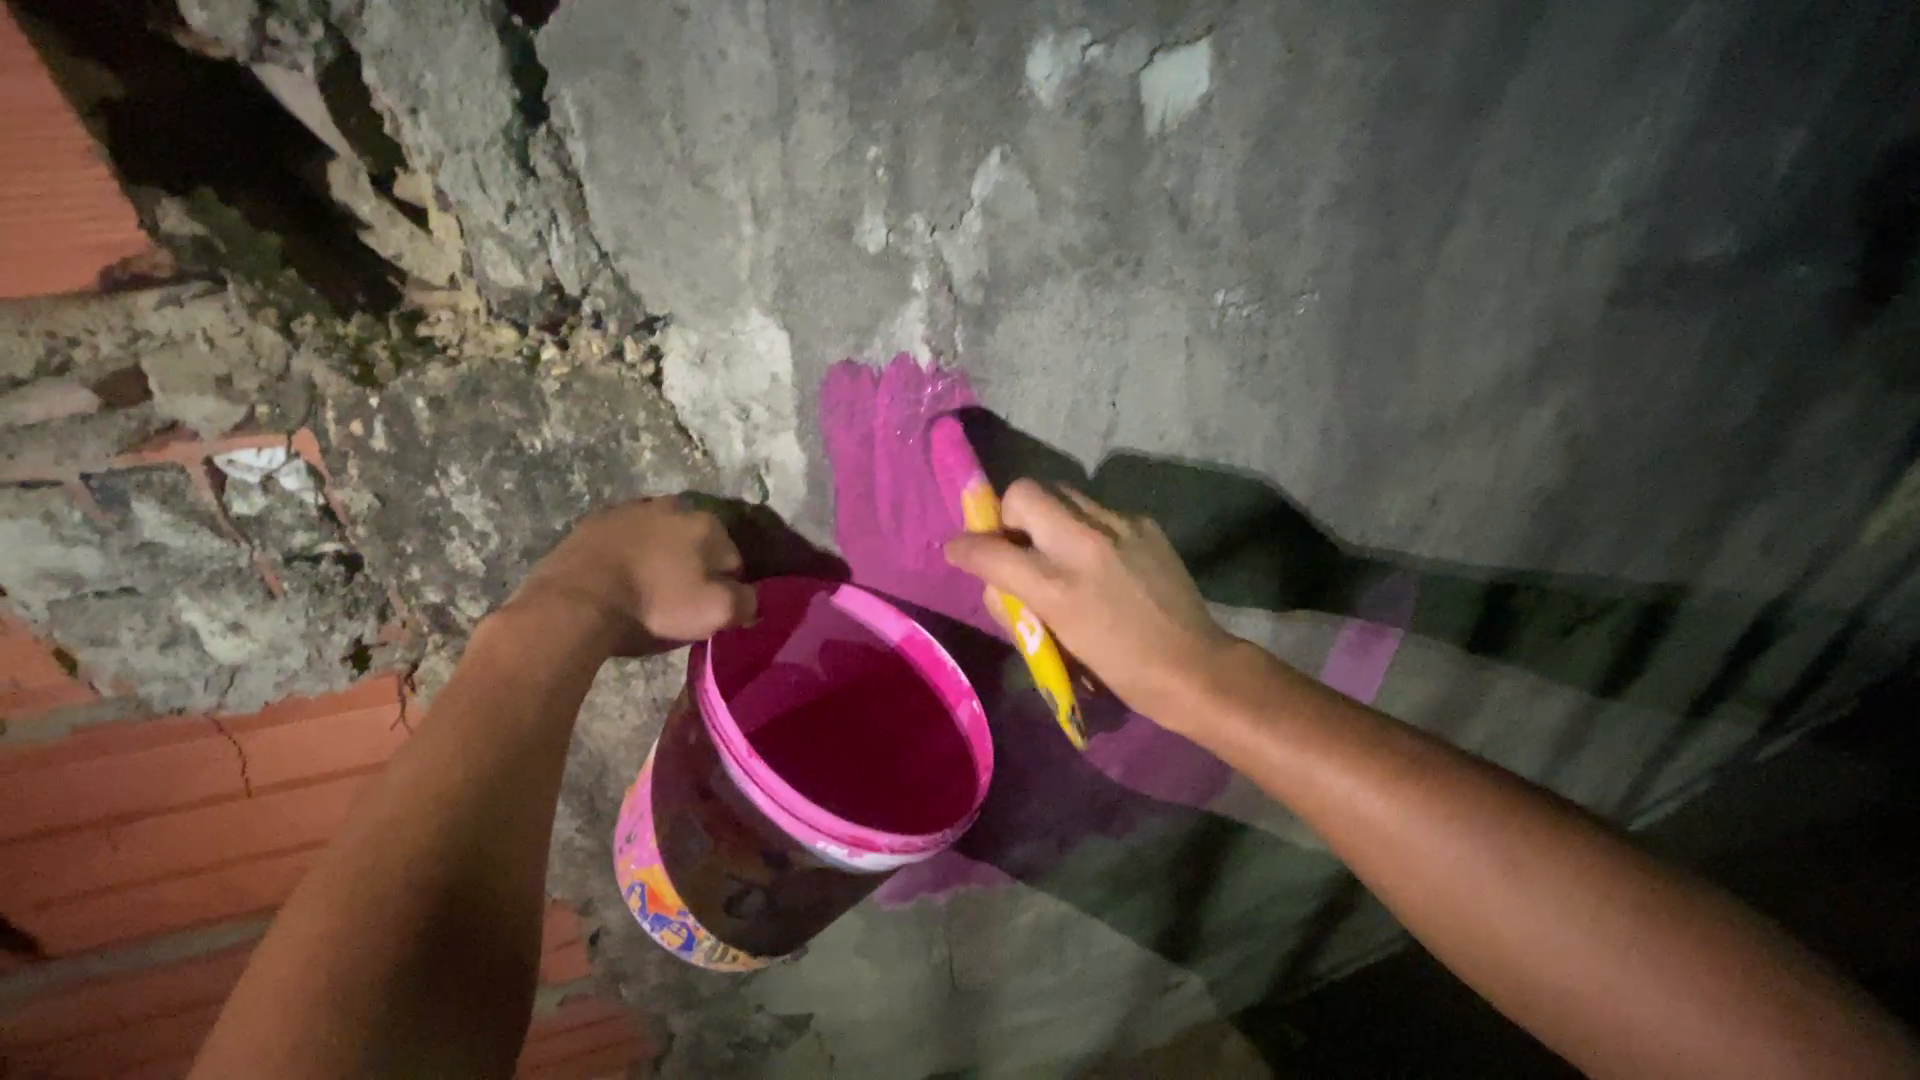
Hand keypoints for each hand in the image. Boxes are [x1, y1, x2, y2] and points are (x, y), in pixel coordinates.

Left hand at [508, 496, 756, 655]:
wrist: (577, 601)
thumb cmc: (655, 605)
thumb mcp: (716, 612)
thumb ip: (747, 602)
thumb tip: (753, 599)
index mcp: (707, 523)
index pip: (733, 560)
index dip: (725, 589)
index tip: (706, 611)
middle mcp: (671, 505)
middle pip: (695, 545)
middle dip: (692, 568)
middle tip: (676, 603)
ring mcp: (628, 510)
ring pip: (658, 540)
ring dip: (658, 560)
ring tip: (645, 594)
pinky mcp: (592, 522)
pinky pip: (622, 542)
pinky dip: (626, 557)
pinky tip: (617, 582)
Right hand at [944, 480, 1235, 728]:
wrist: (1192, 665)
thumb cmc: (1117, 669)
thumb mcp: (1055, 644)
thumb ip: (1016, 604)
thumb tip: (995, 578)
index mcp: (1057, 586)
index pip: (989, 550)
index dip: (964, 548)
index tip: (960, 551)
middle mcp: (1084, 544)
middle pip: (1025, 491)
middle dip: (1010, 513)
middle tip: (1020, 542)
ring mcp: (1119, 527)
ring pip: (1062, 492)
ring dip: (1049, 515)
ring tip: (1061, 548)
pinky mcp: (1144, 523)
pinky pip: (1097, 509)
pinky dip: (1087, 527)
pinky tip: (1103, 558)